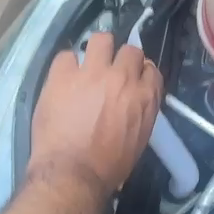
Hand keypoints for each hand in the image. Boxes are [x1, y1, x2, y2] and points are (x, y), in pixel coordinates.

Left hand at [27, 32, 162, 195]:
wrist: (72, 174)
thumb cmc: (109, 167)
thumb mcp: (139, 140)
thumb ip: (140, 112)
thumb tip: (132, 102)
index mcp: (145, 97)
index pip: (151, 70)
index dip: (140, 73)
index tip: (132, 81)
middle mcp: (123, 78)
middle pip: (130, 50)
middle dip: (121, 60)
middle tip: (109, 73)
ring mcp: (92, 73)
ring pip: (101, 39)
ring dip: (97, 50)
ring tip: (88, 65)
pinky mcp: (62, 75)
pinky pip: (66, 56)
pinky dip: (66, 66)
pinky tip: (63, 80)